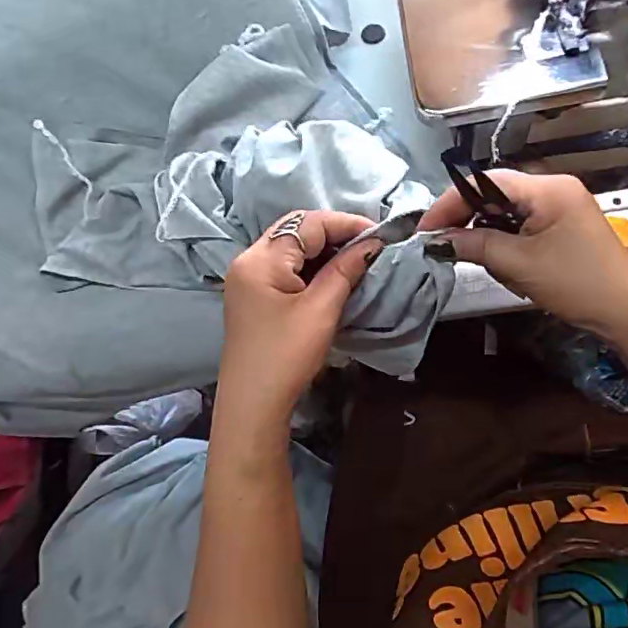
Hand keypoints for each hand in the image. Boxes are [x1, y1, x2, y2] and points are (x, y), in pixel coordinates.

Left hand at [217, 210, 381, 426]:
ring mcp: (247, 279)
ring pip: (291, 249)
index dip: (346, 224)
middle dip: (335, 234)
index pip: (307, 223)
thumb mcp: (320, 310)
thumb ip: (345, 270)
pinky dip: (311, 268)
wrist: (253, 403)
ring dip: (324, 251)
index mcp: (259, 259)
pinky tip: (334, 277)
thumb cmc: (286, 355)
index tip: (380, 235)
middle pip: (296, 231)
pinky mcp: (253, 297)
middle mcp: (248, 261)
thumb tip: (371, 244)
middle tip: (371, 246)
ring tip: (359, 260)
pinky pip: (285, 268)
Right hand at [417, 170, 627, 333]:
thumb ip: (475, 245)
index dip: (450, 203)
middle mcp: (553, 188)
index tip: (426, 229)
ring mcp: (559, 207)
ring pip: (504, 210)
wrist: (625, 311)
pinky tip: (496, 260)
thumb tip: (437, 241)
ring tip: (470, 256)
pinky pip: (520, 224)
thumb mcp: (519, 263)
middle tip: (440, 244)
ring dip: (483, 231)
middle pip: (493, 193)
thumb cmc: (576, 283)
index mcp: (547, 188)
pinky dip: (501, 240)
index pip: (484, 182)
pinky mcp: (561, 226)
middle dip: (465, 217)